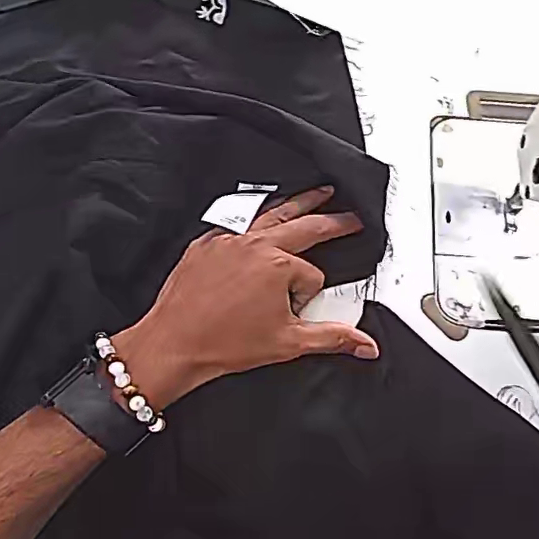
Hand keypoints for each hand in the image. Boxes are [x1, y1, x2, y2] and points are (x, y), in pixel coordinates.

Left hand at [111, 187, 379, 407]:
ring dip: (298, 203)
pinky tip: (261, 219)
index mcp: (277, 266)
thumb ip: (332, 338)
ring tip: (318, 193)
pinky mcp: (205, 244)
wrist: (174, 344)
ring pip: (271, 212)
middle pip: (305, 224)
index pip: (313, 275)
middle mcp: (254, 245)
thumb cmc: (221, 343)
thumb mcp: (288, 343)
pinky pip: (236, 220)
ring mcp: (227, 240)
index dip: (309, 296)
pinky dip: (254, 216)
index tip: (294, 311)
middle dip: (333, 220)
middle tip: (350, 217)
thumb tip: (364, 343)